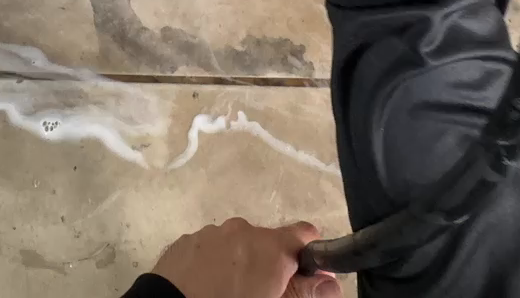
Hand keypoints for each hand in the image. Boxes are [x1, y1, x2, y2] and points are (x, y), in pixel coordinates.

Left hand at [150, 218, 339, 297]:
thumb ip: (303, 294)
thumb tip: (332, 282)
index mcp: (269, 246)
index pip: (303, 233)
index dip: (312, 252)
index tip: (313, 273)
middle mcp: (242, 229)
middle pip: (270, 243)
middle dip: (273, 266)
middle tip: (269, 294)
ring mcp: (212, 233)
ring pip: (238, 246)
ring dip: (243, 265)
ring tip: (234, 293)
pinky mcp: (187, 242)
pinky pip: (212, 250)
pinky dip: (217, 265)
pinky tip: (210, 289)